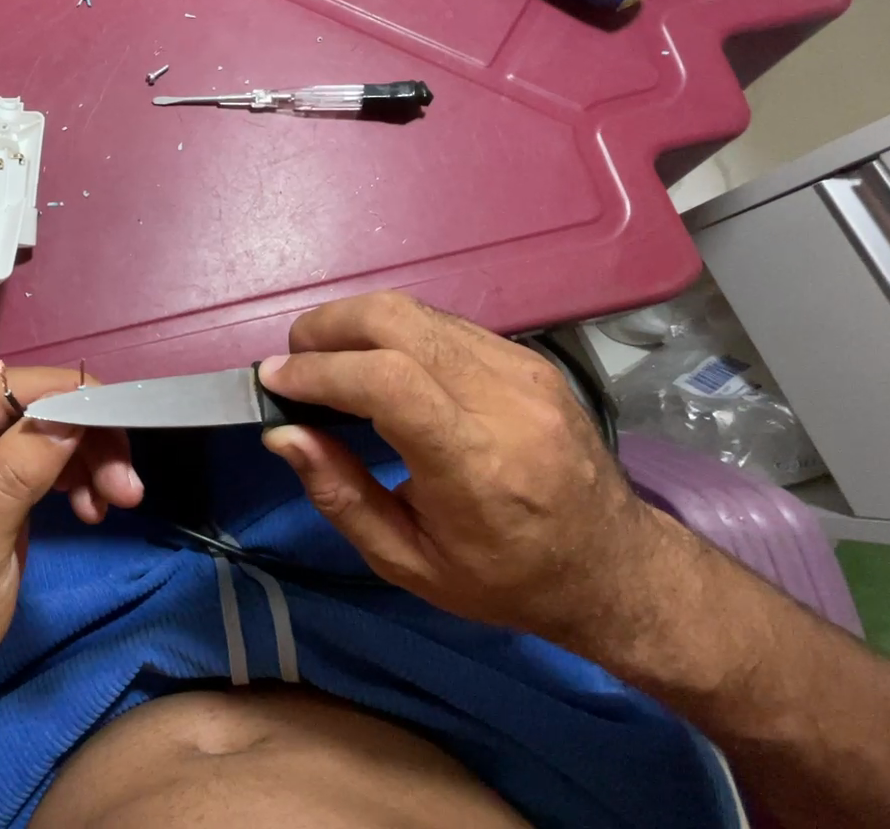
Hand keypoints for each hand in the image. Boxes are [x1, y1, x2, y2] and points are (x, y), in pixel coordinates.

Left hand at [0, 368, 140, 731]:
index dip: (62, 393)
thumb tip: (67, 416)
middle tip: (127, 483)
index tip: (120, 415)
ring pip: (42, 428)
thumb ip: (15, 476)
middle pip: (27, 406)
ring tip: (117, 500)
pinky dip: (73, 475)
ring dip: (87, 458)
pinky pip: (40, 454)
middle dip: (83, 435)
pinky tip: (91, 507)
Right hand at [257, 291, 670, 640]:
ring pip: (414, 311)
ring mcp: (523, 370)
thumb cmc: (504, 578)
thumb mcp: (406, 561)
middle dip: (325, 328)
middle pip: (396, 320)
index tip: (274, 381)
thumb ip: (339, 494)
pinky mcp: (528, 358)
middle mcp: (504, 400)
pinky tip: (375, 366)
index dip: (319, 371)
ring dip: (352, 324)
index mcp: (476, 464)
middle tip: (295, 362)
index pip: (387, 381)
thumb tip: (282, 433)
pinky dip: (389, 333)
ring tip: (326, 362)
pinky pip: (439, 323)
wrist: (615, 569)